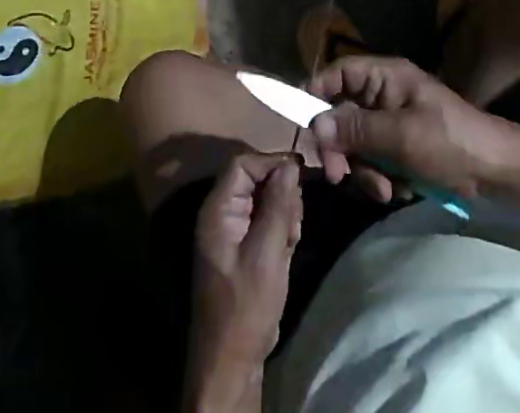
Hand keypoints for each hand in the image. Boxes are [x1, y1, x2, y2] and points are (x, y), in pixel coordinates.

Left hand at [185, 151, 302, 411]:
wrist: (232, 357)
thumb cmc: (247, 303)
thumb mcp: (267, 251)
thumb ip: (278, 204)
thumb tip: (290, 165)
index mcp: (218, 209)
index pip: (243, 163)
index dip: (272, 162)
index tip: (301, 173)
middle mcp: (222, 214)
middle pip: (256, 179)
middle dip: (282, 194)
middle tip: (294, 221)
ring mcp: (233, 231)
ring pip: (266, 200)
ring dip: (285, 214)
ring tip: (290, 241)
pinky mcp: (245, 246)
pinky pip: (267, 221)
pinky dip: (281, 230)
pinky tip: (287, 250)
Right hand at [307, 55, 513, 203]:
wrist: (496, 174)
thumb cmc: (450, 142)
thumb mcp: (400, 135)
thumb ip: (356, 129)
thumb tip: (315, 125)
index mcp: (385, 77)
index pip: (337, 73)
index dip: (316, 94)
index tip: (303, 126)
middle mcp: (382, 95)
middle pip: (339, 115)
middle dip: (341, 148)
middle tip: (338, 175)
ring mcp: (390, 123)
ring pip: (354, 144)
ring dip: (363, 170)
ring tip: (385, 190)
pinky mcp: (398, 149)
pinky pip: (372, 161)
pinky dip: (379, 178)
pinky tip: (398, 192)